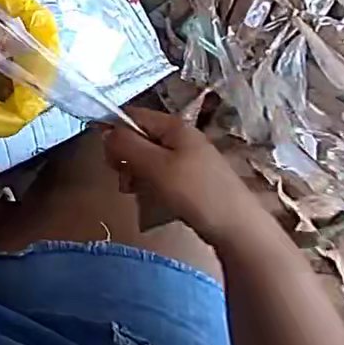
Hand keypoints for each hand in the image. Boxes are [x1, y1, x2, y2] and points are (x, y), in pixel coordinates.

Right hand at [103, 107, 271, 244]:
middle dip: (125, 157)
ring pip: (148, 158)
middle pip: (138, 137)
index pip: (131, 116)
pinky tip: (153, 199)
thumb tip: (105, 131)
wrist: (238, 228)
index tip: (108, 159)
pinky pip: (161, 174)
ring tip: (138, 193)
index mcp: (172, 125)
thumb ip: (126, 145)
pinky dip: (151, 184)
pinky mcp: (192, 178)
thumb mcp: (154, 165)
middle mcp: (180, 136)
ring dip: (136, 174)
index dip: (114, 132)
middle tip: (125, 181)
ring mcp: (188, 157)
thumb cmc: (194, 192)